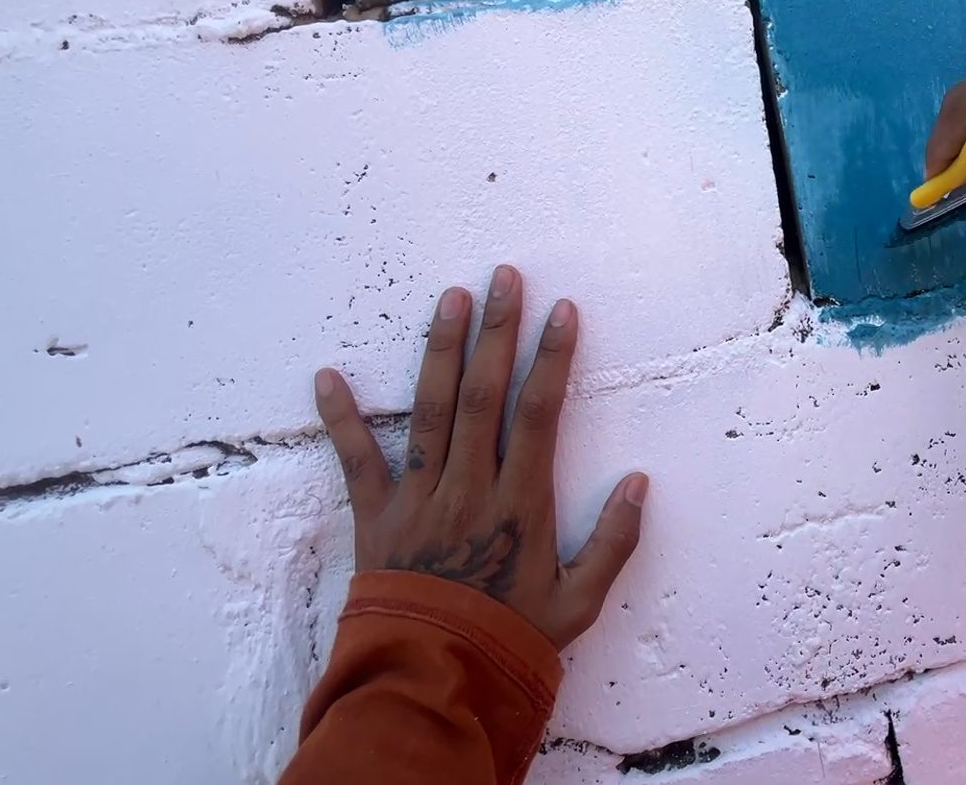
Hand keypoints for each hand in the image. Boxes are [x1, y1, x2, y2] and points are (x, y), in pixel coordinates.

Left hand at [313, 265, 647, 649]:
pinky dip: (340, 419)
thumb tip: (639, 482)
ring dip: (439, 351)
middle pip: (481, 395)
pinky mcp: (376, 518)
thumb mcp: (579, 601)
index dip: (552, 357)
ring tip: (448, 299)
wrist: (428, 686)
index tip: (561, 312)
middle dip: (496, 332)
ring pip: (428, 412)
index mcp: (519, 503)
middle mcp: (468, 488)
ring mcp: (417, 499)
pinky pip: (356, 461)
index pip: (538, 413)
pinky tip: (326, 376)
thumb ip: (614, 542)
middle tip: (502, 279)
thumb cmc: (509, 639)